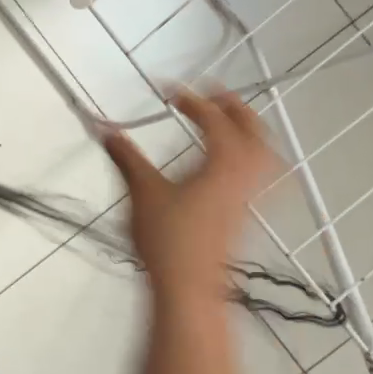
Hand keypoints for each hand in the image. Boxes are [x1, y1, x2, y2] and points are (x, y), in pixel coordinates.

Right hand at [104, 90, 277, 302]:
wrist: (190, 283)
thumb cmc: (167, 236)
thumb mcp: (143, 192)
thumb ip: (127, 159)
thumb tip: (107, 131)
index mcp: (222, 166)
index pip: (215, 123)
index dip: (195, 102)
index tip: (172, 90)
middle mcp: (244, 176)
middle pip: (255, 133)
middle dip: (236, 109)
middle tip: (215, 93)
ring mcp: (250, 195)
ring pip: (265, 154)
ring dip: (251, 131)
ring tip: (232, 120)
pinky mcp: (246, 211)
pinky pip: (261, 173)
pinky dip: (253, 156)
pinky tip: (237, 162)